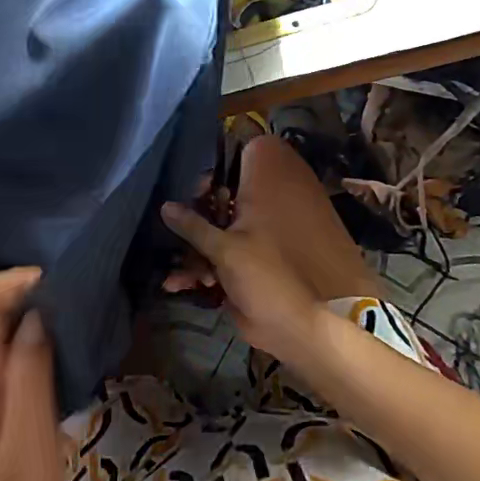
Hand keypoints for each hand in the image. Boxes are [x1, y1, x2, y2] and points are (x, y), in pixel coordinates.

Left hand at [0, 268, 65, 480]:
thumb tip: (40, 310)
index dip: (23, 280)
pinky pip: (7, 343)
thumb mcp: (29, 443)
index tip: (67, 288)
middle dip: (34, 290)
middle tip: (81, 300)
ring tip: (80, 316)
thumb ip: (31, 373)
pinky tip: (64, 343)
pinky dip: (36, 331)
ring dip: (37, 310)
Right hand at [161, 135, 379, 362]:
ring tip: (179, 274)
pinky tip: (187, 284)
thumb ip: (193, 226)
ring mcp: (268, 230)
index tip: (191, 189)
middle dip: (197, 214)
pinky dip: (213, 265)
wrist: (314, 329)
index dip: (213, 165)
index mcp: (268, 181)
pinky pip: (235, 251)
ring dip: (200, 248)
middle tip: (177, 234)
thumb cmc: (271, 275)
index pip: (238, 151)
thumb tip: (165, 205)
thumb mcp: (225, 250)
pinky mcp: (264, 258)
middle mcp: (270, 199)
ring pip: (226, 225)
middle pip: (226, 192)